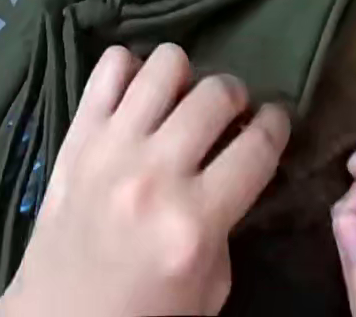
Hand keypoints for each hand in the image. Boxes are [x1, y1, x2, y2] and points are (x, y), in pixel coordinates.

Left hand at [0, 44, 291, 316]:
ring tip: (182, 96)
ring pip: (165, 64)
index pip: (255, 148)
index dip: (276, 124)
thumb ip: (226, 220)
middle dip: (236, 95)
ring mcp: (112, 144)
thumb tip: (235, 158)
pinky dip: (131, 67)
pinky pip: (110, 65)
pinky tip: (138, 91)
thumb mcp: (208, 287)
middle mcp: (155, 172)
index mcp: (193, 223)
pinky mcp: (79, 130)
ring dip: (186, 75)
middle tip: (231, 109)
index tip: (276, 117)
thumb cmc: (142, 312)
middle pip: (215, 94)